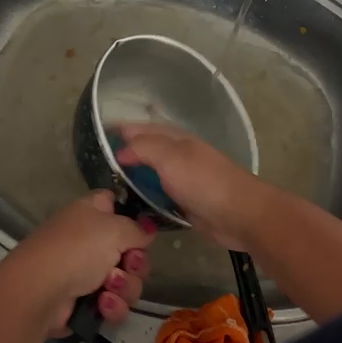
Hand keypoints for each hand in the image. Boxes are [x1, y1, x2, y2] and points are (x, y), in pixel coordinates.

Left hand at [0, 191, 153, 332]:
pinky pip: (115, 303)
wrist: (40, 292)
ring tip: (108, 287)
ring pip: (128, 280)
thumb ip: (137, 229)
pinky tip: (100, 304)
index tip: (144, 231)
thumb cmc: (76, 249)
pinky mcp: (89, 301)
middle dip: (136, 263)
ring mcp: (90, 271)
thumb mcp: (114, 229)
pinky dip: (111, 305)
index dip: (134, 217)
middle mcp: (93, 239)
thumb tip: (147, 229)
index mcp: (94, 213)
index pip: (120, 205)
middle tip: (128, 264)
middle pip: (132, 250)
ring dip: (124, 286)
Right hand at [114, 122, 271, 250]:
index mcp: (176, 139)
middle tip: (101, 163)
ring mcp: (184, 180)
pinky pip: (161, 195)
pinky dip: (147, 196)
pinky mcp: (187, 203)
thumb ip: (144, 148)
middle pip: (148, 150)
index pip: (143, 129)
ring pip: (153, 173)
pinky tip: (134, 203)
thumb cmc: (204, 181)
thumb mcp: (170, 157)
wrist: (240, 214)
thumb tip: (120, 149)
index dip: (124, 130)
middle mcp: (179, 155)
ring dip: (136, 176)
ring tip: (112, 183)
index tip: (101, 135)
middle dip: (127, 152)